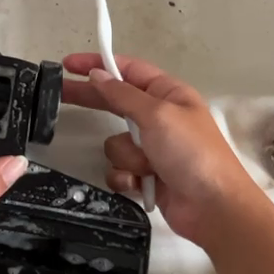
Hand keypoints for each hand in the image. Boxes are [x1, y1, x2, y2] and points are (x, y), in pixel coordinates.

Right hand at [60, 54, 269, 244]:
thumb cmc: (191, 153)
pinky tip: (142, 184)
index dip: (98, 64)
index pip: (128, 70)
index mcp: (168, 94)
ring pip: (115, 143)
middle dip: (92, 100)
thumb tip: (98, 74)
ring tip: (146, 165)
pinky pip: (119, 170)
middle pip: (115, 102)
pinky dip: (128, 178)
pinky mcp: (147, 176)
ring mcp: (152, 148)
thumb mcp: (157, 115)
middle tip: (59, 94)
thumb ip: (123, 94)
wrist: (214, 209)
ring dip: (126, 156)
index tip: (68, 64)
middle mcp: (159, 118)